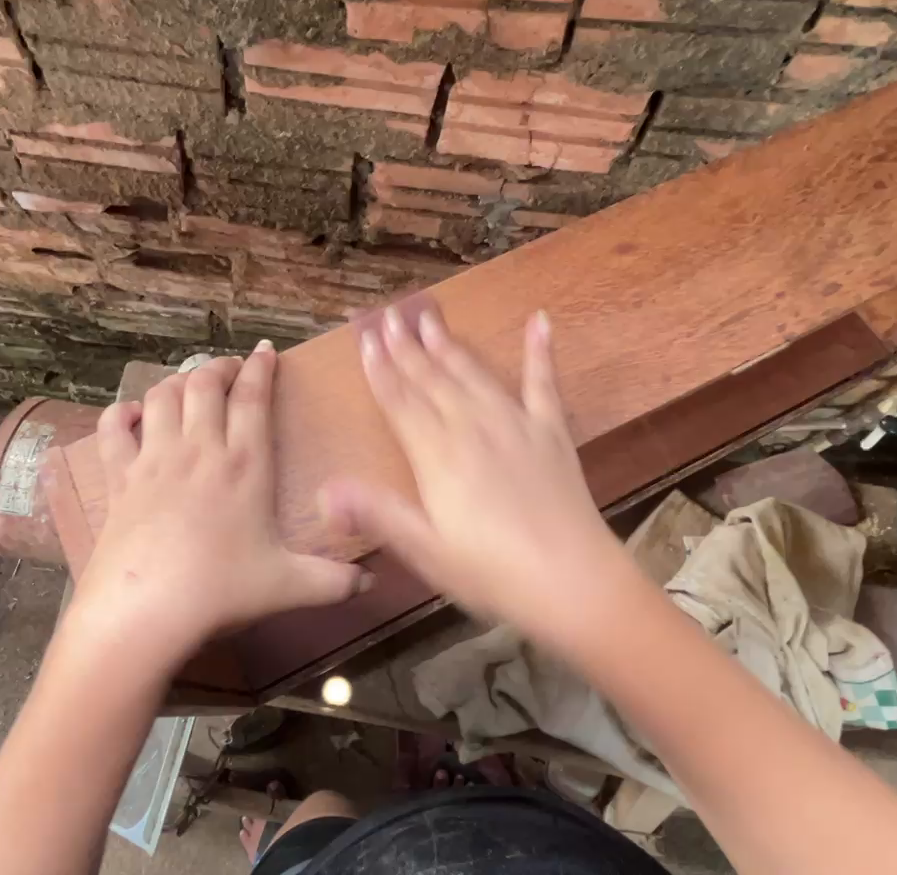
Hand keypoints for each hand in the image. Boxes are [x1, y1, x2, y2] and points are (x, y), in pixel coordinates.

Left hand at [70, 343, 371, 659]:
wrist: (146, 610)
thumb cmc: (221, 591)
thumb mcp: (289, 586)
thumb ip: (333, 582)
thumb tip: (371, 584)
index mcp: (245, 464)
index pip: (254, 397)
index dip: (261, 367)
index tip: (266, 351)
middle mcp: (200, 449)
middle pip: (205, 384)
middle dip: (219, 367)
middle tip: (231, 369)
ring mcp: (154, 459)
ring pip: (163, 396)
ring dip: (178, 382)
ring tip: (189, 385)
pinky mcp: (119, 478)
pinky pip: (113, 430)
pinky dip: (120, 413)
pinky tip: (130, 413)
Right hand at [320, 307, 643, 651]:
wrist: (573, 582)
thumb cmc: (492, 574)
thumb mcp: (426, 551)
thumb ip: (378, 514)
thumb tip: (323, 492)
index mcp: (438, 455)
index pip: (401, 403)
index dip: (380, 370)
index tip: (365, 338)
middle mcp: (472, 427)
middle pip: (432, 380)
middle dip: (407, 347)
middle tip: (389, 314)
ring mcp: (515, 424)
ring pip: (473, 374)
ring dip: (449, 344)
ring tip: (429, 316)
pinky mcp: (551, 432)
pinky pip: (543, 383)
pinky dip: (541, 351)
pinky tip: (539, 320)